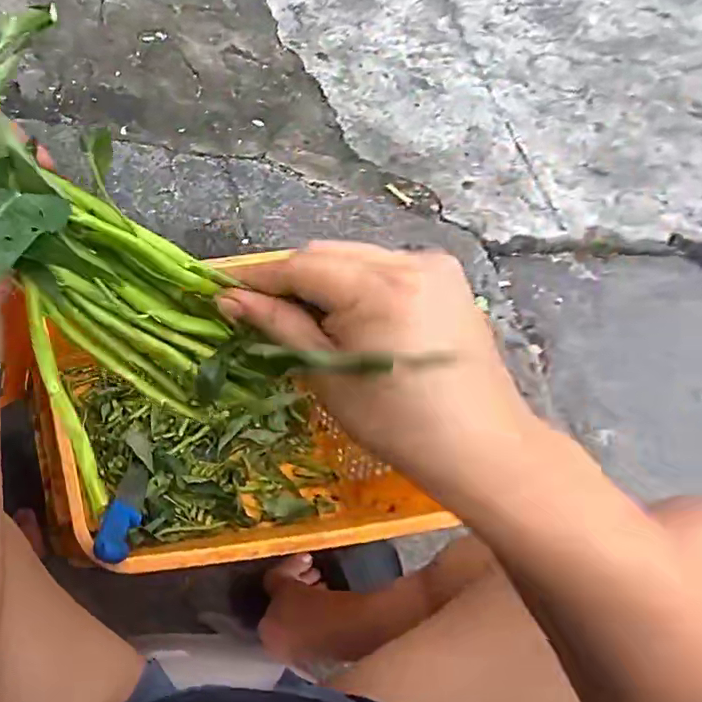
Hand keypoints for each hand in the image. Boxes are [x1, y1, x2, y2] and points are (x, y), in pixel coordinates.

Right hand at [216, 242, 542, 490]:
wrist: (481, 447)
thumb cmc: (394, 421)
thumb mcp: (323, 371)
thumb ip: (276, 324)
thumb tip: (228, 299)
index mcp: (380, 288)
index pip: (298, 267)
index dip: (254, 279)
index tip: (219, 291)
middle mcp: (409, 262)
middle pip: (322, 254)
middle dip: (284, 278)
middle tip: (253, 309)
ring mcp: (432, 266)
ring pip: (348, 257)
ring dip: (314, 280)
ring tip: (294, 315)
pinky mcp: (443, 278)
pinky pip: (376, 266)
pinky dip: (347, 283)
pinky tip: (338, 314)